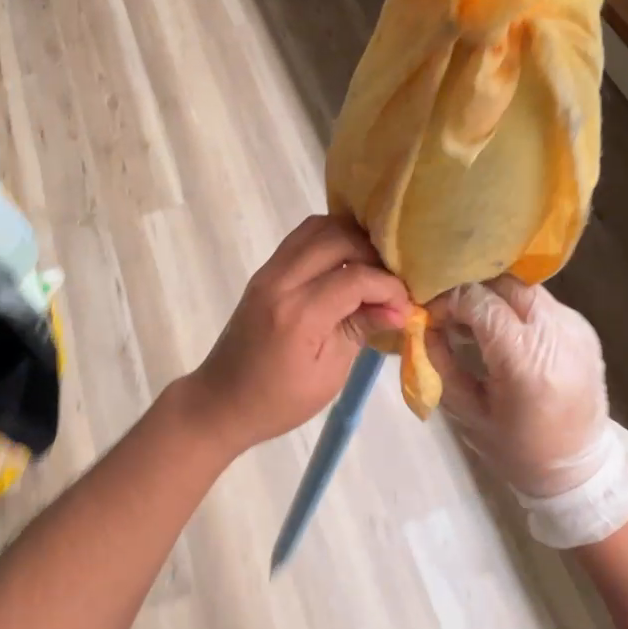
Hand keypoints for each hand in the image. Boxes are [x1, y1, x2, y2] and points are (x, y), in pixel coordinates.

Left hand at [178, 216, 410, 454]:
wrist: (221, 400)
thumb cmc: (279, 400)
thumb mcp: (329, 374)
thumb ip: (360, 328)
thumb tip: (400, 307)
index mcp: (298, 314)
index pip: (355, 277)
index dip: (387, 286)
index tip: (405, 304)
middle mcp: (280, 282)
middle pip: (336, 238)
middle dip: (372, 252)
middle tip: (391, 279)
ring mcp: (268, 272)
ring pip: (316, 228)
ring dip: (349, 237)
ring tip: (372, 265)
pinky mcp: (264, 271)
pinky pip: (300, 239)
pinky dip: (328, 240)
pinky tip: (347, 262)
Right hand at [424, 276, 609, 496]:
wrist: (581, 469)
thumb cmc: (518, 449)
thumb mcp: (466, 411)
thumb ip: (440, 361)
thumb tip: (422, 323)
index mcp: (526, 360)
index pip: (479, 301)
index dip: (448, 300)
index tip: (432, 315)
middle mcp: (556, 333)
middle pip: (503, 284)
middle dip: (472, 291)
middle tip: (452, 314)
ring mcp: (575, 327)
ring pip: (522, 287)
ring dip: (494, 297)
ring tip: (476, 324)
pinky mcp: (584, 328)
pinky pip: (541, 301)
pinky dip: (516, 307)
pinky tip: (505, 332)